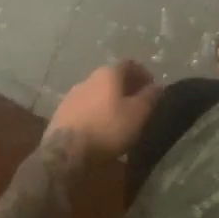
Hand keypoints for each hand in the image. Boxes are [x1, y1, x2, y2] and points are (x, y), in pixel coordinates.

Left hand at [44, 60, 162, 160]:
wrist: (65, 153)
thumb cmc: (108, 128)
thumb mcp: (138, 113)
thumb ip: (150, 97)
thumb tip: (158, 86)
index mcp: (108, 73)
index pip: (130, 64)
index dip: (144, 74)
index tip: (152, 88)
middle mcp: (88, 79)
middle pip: (112, 78)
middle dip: (126, 89)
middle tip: (137, 104)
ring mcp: (71, 96)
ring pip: (97, 94)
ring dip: (109, 102)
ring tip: (118, 119)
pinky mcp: (60, 115)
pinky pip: (84, 108)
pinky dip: (95, 113)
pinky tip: (99, 129)